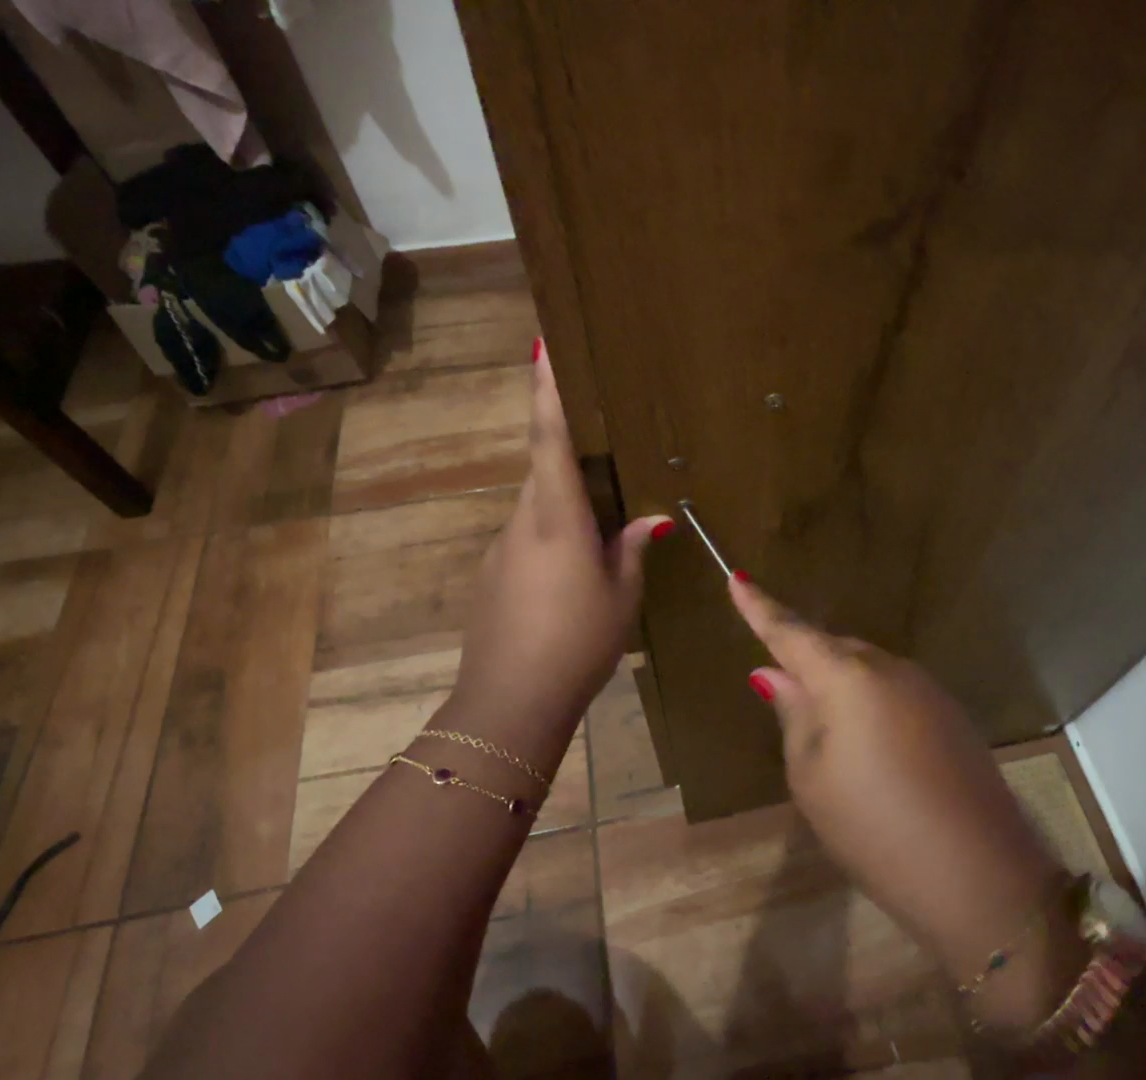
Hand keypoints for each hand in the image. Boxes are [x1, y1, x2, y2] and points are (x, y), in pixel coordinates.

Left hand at [449, 341, 669, 735]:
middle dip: (568, 457)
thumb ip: (632, 550)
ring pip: (536, 508)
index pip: (550, 441)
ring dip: (565, 508)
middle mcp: (522, 522)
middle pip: (543, 471)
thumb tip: (653, 520)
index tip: (539, 347)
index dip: (547, 393)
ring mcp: (501, 549)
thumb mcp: (621, 598)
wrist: (509, 702)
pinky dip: (551, 541)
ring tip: (600, 537)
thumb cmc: (577, 644)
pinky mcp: (492, 575)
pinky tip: (570, 580)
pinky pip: (526, 539)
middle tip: (604, 454)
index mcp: (557, 520)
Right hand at [730, 576, 1077, 1020]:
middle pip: (834, 648)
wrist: (979, 874)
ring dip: (840, 686)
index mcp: (847, 676)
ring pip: (867, 670)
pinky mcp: (951, 716)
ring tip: (826, 737)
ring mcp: (928, 690)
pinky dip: (871, 706)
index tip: (735, 579)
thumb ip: (793, 714)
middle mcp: (890, 668)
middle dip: (804, 658)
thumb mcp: (812, 777)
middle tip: (779, 691)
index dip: (760, 608)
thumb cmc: (874, 827)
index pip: (791, 632)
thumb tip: (777, 673)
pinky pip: (894, 693)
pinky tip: (870, 750)